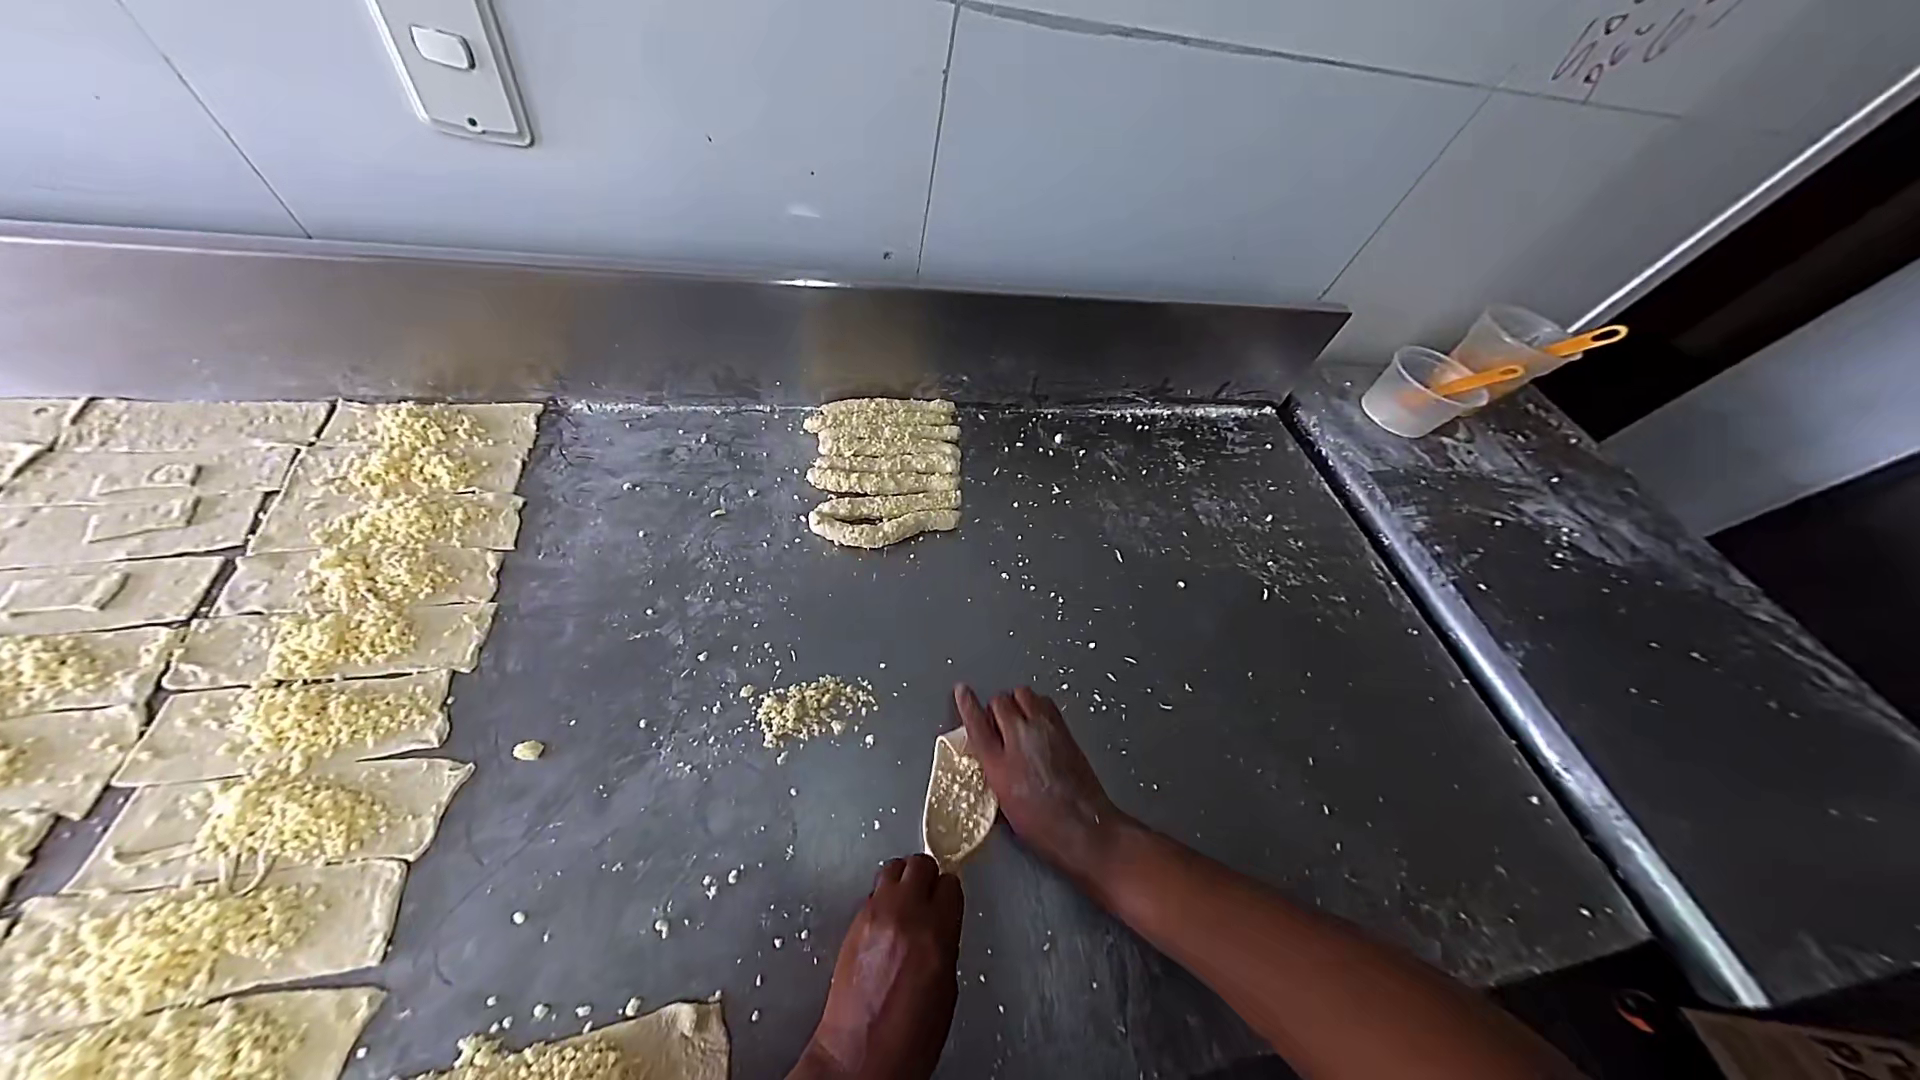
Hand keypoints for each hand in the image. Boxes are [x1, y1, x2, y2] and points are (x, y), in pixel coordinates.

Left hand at [791, 854, 962, 1079]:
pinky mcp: (853, 921)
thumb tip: (942, 922)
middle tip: (928, 894)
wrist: (858, 1059)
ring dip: (903, 880)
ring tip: (905, 901)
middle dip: (927, 877)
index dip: (950, 893)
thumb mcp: (947, 989)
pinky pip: (873, 892)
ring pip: (893, 868)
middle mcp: (904, 915)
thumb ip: (946, 942)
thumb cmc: (907, 1040)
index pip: (950, 883)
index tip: (948, 900)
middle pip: (920, 864)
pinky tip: (887, 922)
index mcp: (936, 934)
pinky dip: (883, 898)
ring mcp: (875, 915)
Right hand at [953, 684, 1127, 883]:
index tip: (962, 692)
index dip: (966, 703)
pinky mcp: (1064, 728)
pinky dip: (1037, 705)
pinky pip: (1044, 701)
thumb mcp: (1003, 802)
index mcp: (998, 763)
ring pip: (1022, 694)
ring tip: (1019, 718)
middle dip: (995, 708)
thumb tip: (993, 754)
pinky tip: (1038, 721)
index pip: (975, 722)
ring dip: (1016, 702)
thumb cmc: (1043, 826)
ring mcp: (1044, 730)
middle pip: (999, 701)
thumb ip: (994, 770)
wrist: (1084, 827)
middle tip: (998, 723)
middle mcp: (1019, 739)